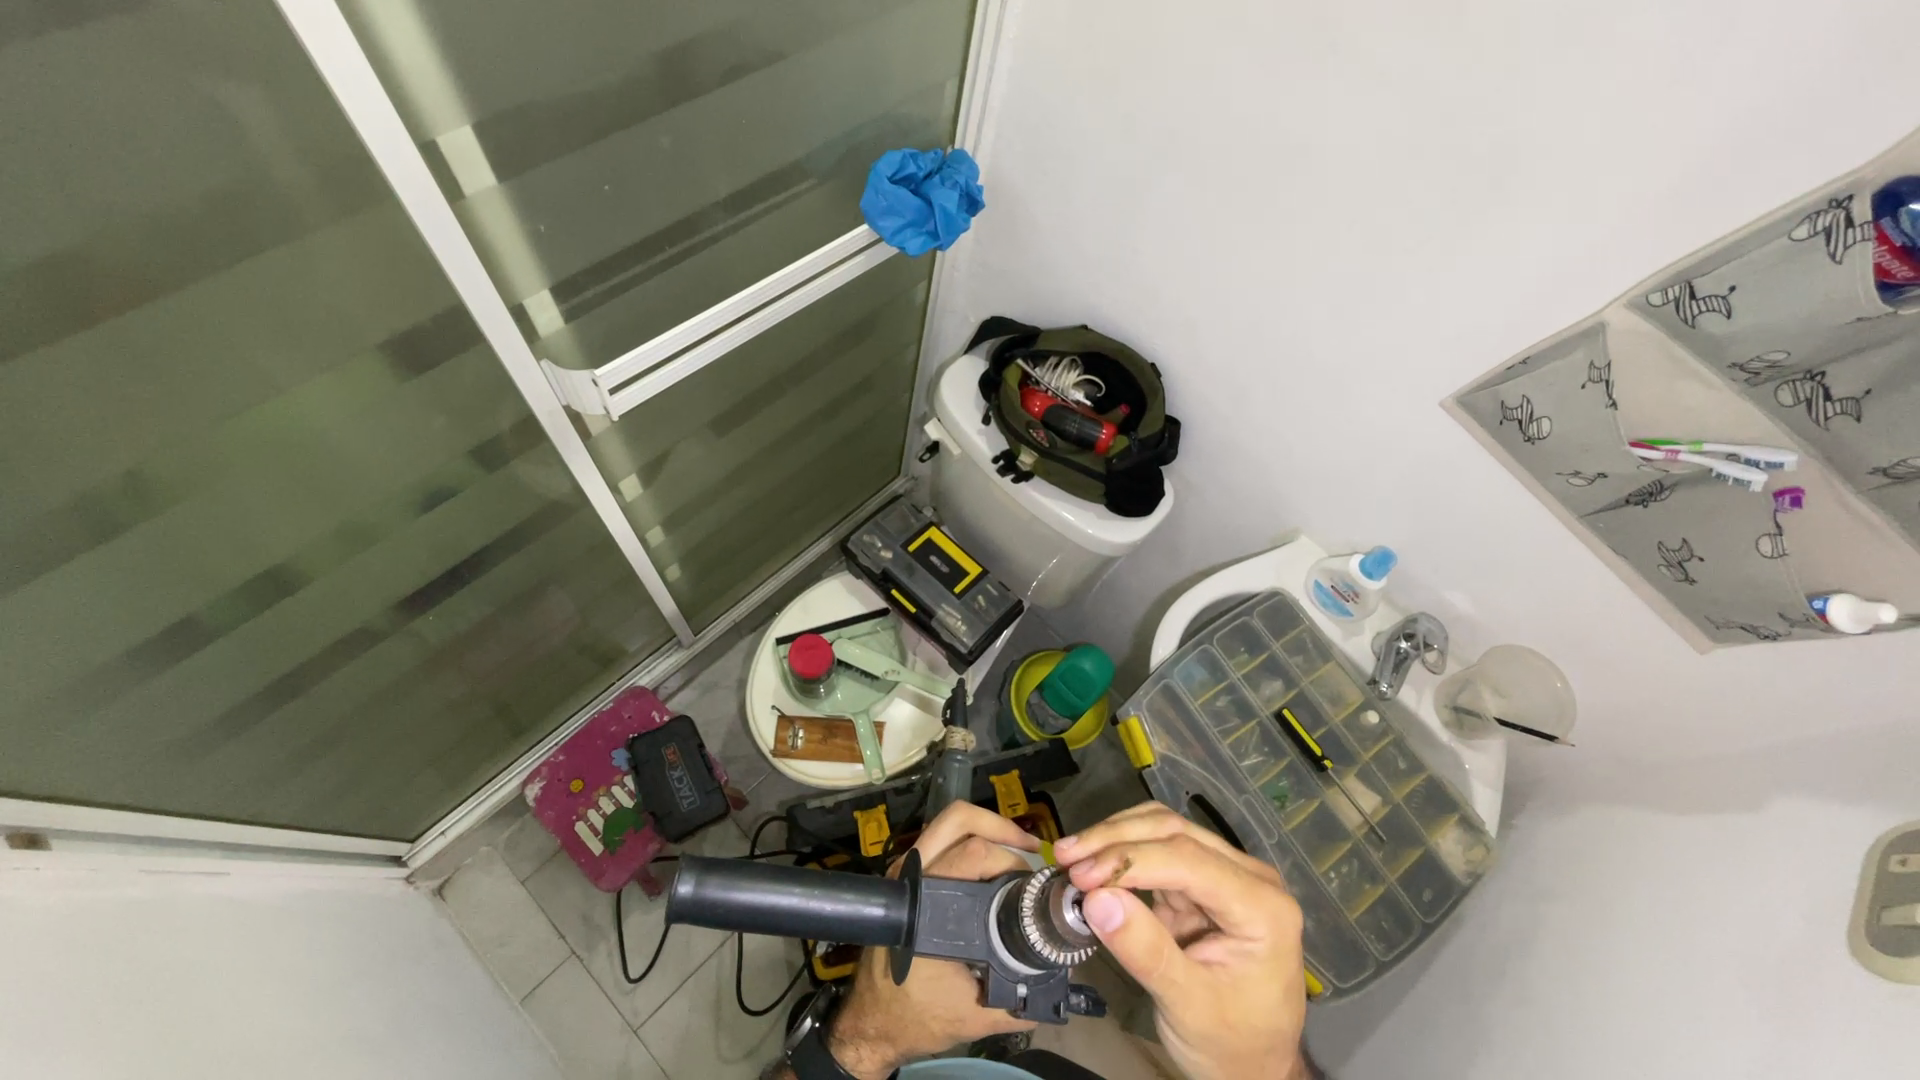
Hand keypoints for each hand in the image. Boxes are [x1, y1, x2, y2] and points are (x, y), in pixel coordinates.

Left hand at [825, 802, 1041, 1078]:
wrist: (870, 1025)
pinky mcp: (906, 876)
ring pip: (948, 823)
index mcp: (921, 901)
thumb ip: (1016, 1001)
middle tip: (1032, 852)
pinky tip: (996, 865)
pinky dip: (973, 840)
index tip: (1032, 882)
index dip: (1009, 858)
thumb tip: (1057, 984)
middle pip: (957, 819)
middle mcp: (910, 875)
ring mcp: (904, 871)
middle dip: (1002, 828)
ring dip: (988, 829)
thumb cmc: (913, 1017)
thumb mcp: (971, 1014)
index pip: (970, 853)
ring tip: (1020, 852)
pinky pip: (942, 839)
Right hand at [1054, 801, 1311, 1079]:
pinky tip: (1090, 864)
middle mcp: (1248, 878)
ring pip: (1163, 830)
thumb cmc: (1231, 1043)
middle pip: (1174, 833)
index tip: (1081, 877)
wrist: (1255, 1066)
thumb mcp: (1188, 1007)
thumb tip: (1095, 899)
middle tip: (1066, 858)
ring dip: (1113, 837)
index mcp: (1262, 906)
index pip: (1188, 860)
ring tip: (1069, 856)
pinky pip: (1158, 849)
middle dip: (1115, 839)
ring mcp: (1225, 874)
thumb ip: (1146, 951)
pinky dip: (1121, 852)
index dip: (1130, 860)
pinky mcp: (1201, 881)